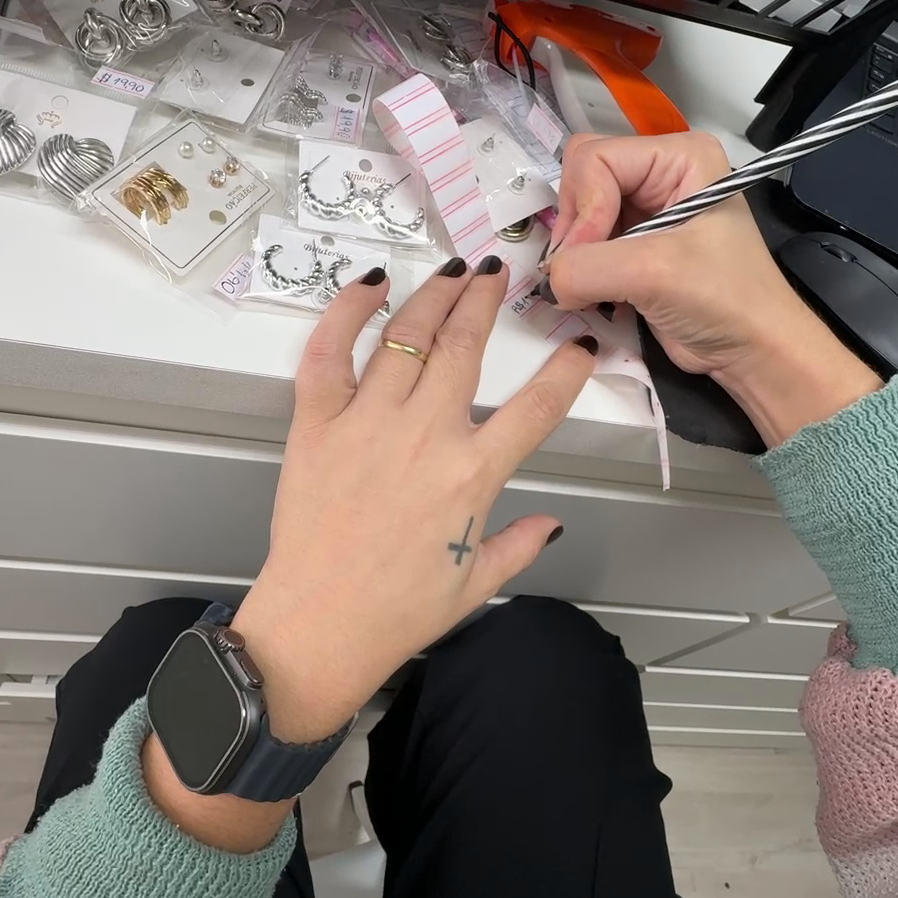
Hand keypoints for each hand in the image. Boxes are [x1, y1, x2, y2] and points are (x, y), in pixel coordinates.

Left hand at [231, 258, 597, 743]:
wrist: (319, 627)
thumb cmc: (400, 612)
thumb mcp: (477, 583)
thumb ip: (520, 545)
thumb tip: (553, 523)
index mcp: (473, 475)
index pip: (537, 407)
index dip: (567, 369)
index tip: (580, 342)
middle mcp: (425, 435)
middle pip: (465, 346)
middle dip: (488, 300)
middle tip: (498, 274)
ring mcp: (367, 423)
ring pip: (407, 336)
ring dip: (435, 294)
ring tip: (454, 271)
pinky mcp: (316, 424)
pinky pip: (329, 353)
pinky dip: (346, 312)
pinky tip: (371, 285)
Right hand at [543, 132, 880, 443]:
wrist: (751, 350)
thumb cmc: (724, 300)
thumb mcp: (654, 273)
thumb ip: (586, 268)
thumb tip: (548, 279)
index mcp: (678, 156)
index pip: (594, 159)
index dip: (583, 209)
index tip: (589, 259)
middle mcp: (659, 174)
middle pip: (580, 180)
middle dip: (575, 228)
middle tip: (585, 274)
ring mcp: (644, 211)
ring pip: (577, 215)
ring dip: (576, 255)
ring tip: (594, 290)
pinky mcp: (632, 247)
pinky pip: (583, 246)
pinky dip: (579, 272)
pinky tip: (597, 295)